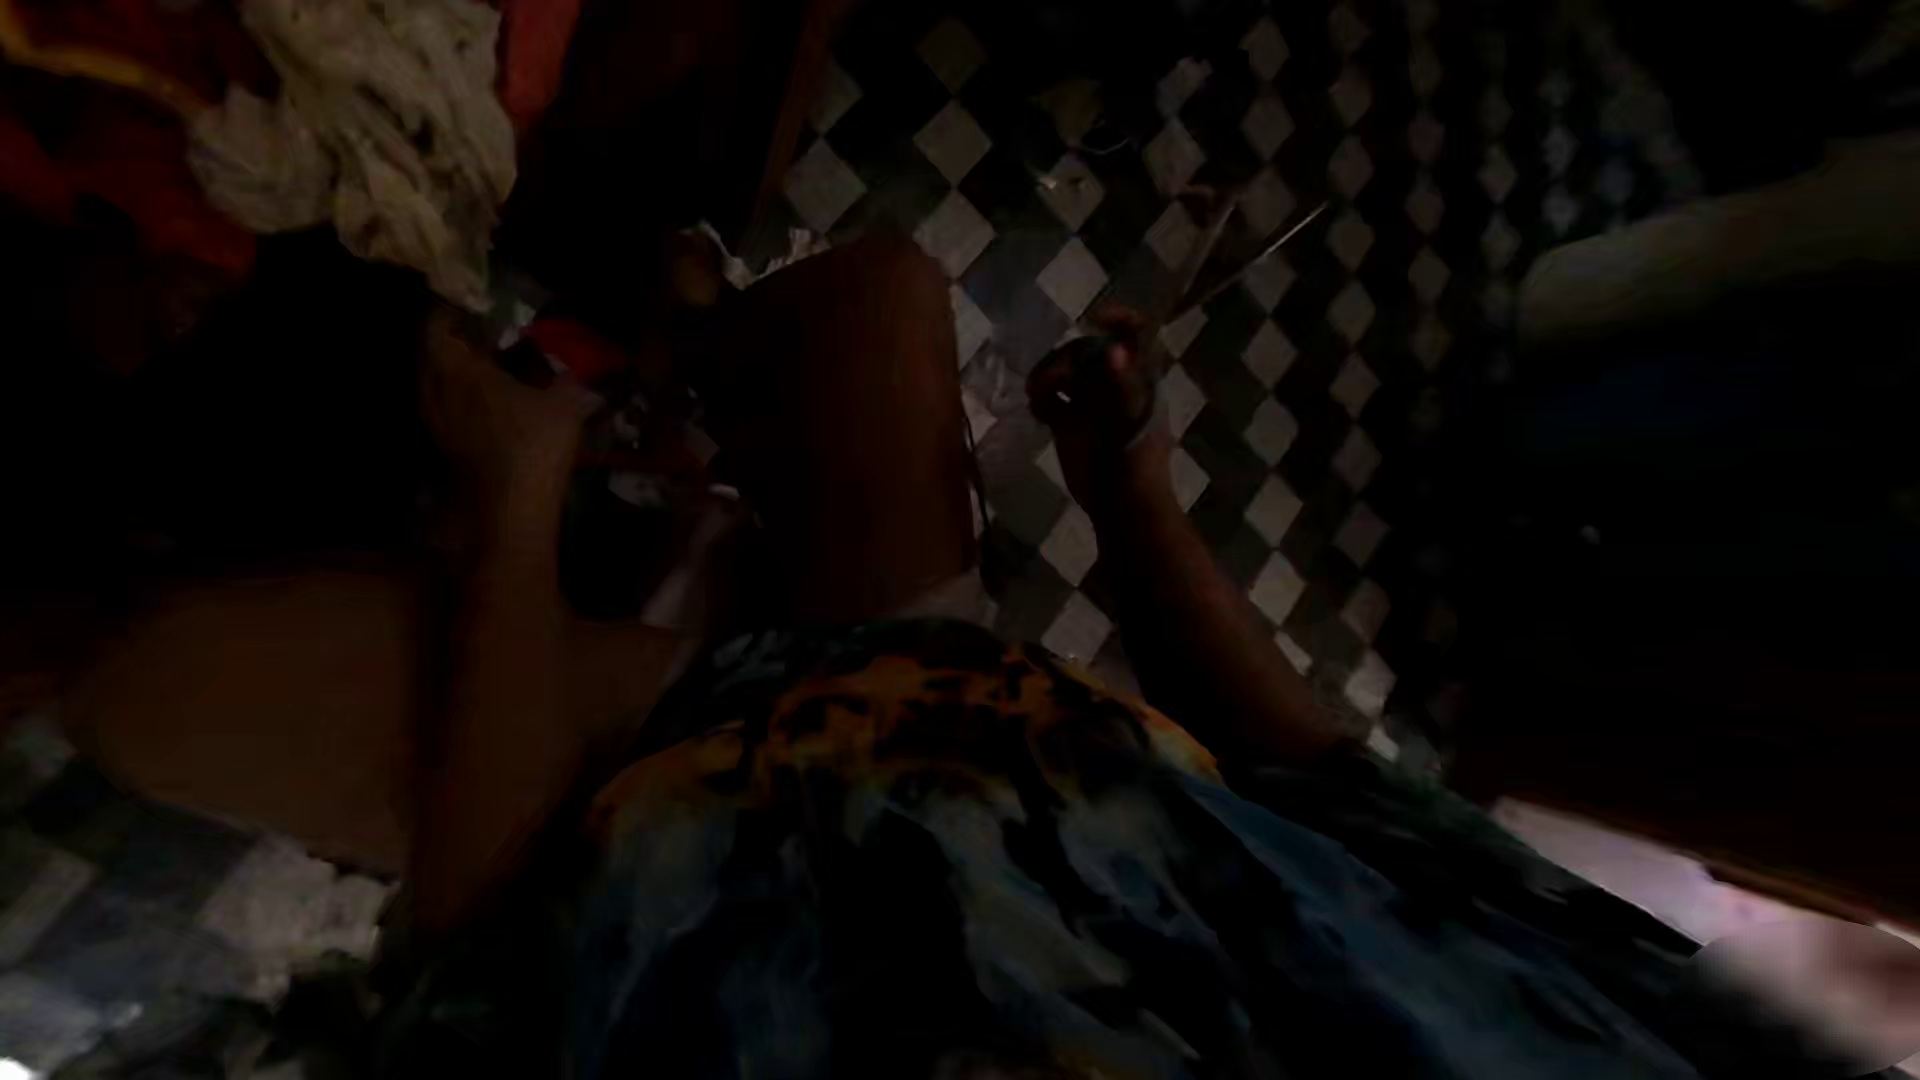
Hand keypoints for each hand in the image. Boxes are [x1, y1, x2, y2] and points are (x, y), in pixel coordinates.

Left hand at [421, 306, 595, 533]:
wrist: (514, 505)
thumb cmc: (535, 446)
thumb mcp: (567, 407)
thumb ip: (572, 383)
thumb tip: (581, 376)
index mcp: (458, 370)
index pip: (439, 326)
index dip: (454, 312)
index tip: (477, 308)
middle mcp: (437, 389)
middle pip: (435, 354)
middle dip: (458, 343)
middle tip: (489, 340)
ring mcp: (438, 420)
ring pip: (440, 383)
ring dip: (460, 374)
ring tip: (491, 373)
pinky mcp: (447, 444)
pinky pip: (449, 408)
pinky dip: (465, 400)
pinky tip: (493, 409)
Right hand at [1026, 308, 1173, 522]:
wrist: (1122, 508)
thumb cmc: (1134, 465)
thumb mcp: (1132, 423)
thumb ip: (1121, 385)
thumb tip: (1112, 350)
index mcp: (1137, 380)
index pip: (1134, 337)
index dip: (1118, 321)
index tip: (1092, 320)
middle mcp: (1111, 387)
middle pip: (1087, 353)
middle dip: (1065, 357)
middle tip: (1048, 377)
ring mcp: (1088, 406)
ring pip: (1065, 374)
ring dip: (1047, 374)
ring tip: (1034, 389)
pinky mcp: (1068, 426)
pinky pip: (1050, 401)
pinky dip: (1040, 400)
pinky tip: (1036, 409)